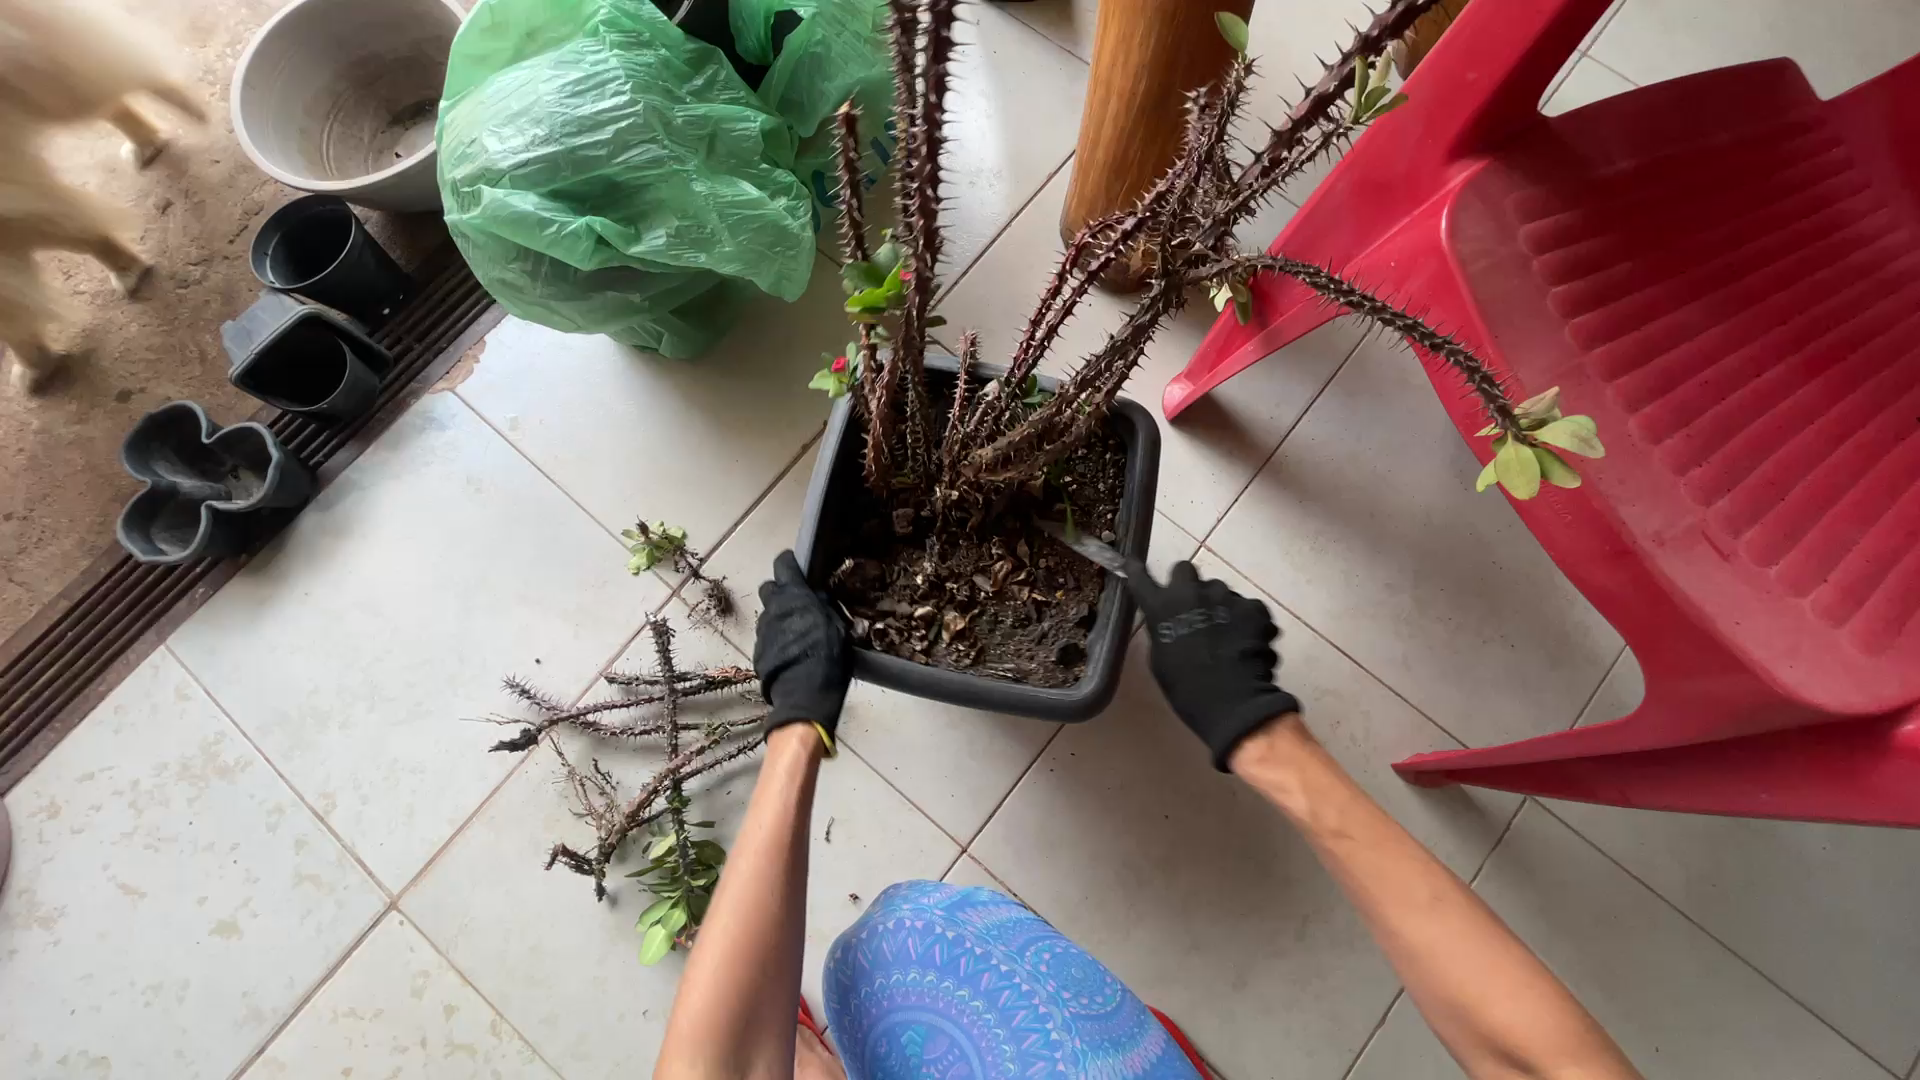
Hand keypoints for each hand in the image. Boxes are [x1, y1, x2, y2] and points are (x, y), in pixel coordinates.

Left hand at [754, 551, 851, 749]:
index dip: (789, 563)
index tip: (795, 564)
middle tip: (796, 603)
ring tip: (796, 633)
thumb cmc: (827, 656)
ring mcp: (762, 631)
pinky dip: (776, 639)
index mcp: (794, 597)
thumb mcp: (837, 626)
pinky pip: (767, 637)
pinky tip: (790, 652)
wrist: (804, 693)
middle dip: (780, 592)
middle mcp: (773, 609)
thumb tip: (818, 598)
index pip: (783, 565)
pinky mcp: (757, 651)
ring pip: (768, 615)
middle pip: (769, 588)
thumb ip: (824, 607)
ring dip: (779, 618)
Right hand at [1127, 560, 1300, 770]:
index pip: (1140, 578)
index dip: (1135, 569)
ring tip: (1228, 634)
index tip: (1133, 563)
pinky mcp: (1254, 607)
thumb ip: (1164, 630)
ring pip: (1221, 590)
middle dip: (1189, 584)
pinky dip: (1249, 622)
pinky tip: (1249, 643)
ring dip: (1221, 605)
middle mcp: (1190, 593)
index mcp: (1161, 608)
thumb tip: (1173, 621)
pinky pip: (1249, 608)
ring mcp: (1225, 597)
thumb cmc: (1186, 687)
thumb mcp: (1161, 657)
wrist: (1231, 701)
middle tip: (1195, 606)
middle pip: (1185, 570)